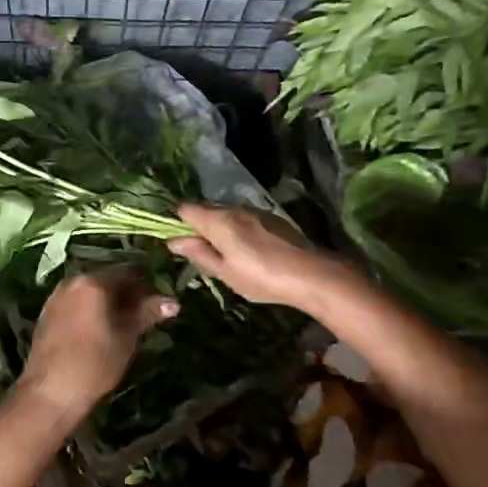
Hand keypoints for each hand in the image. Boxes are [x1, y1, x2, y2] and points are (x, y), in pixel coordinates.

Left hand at [16, 265, 176, 420]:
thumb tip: (172, 301)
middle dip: (128, 292)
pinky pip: (76, 302)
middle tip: (148, 312)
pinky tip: (102, 327)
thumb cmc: (95, 362)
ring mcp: (56, 296)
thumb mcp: (126, 337)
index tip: (161, 299)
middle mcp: (71, 281)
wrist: (51, 388)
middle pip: (106, 279)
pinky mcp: (48, 312)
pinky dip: (92, 308)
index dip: (147, 283)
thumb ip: (146, 313)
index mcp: (92, 282)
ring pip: (90, 291)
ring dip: (109, 301)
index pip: (127, 272)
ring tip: (128, 322)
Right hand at [167, 203, 369, 311]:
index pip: (184, 209)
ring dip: (220, 228)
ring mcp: (254, 211)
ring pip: (225, 214)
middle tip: (205, 253)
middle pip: (205, 209)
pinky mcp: (273, 218)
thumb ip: (198, 253)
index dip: (177, 223)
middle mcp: (233, 209)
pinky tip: (251, 251)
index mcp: (217, 221)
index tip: (181, 242)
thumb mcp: (224, 272)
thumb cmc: (262, 277)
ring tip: (229, 254)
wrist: (314, 276)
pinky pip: (244, 218)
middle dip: (199, 226)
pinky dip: (239, 229)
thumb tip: (173, 241)